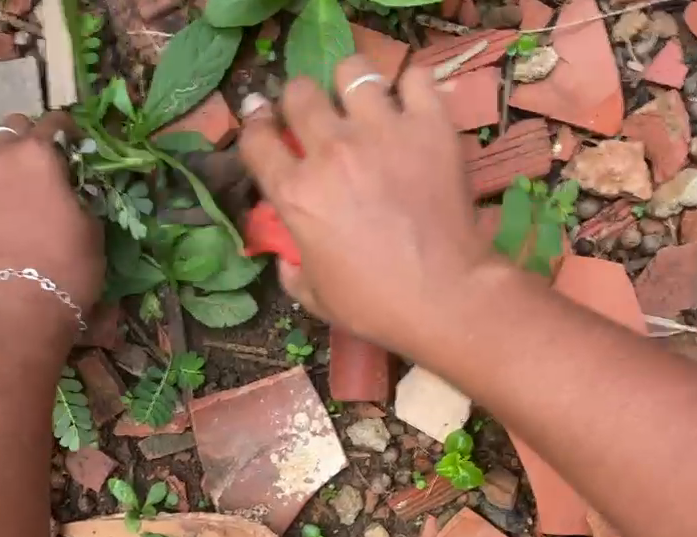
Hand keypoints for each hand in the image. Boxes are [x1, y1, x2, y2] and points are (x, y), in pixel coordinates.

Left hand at [0, 113, 104, 330]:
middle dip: (27, 141)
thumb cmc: (67, 269)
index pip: (52, 123)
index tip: (73, 139)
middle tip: (41, 164)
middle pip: (10, 131)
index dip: (65, 128)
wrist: (19, 310)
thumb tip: (70, 197)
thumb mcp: (92, 232)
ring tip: (9, 191)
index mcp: (37, 156)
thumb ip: (78, 201)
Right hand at [237, 59, 506, 357]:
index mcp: (296, 194)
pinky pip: (414, 78)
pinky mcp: (428, 125)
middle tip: (313, 118)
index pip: (256, 140)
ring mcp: (382, 131)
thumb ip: (292, 272)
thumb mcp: (315, 298)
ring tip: (361, 105)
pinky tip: (408, 107)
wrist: (442, 295)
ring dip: (351, 86)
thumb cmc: (373, 305)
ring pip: (352, 71)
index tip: (261, 124)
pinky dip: (410, 88)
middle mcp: (332, 151)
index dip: (254, 128)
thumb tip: (286, 258)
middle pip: (299, 93)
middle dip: (298, 102)